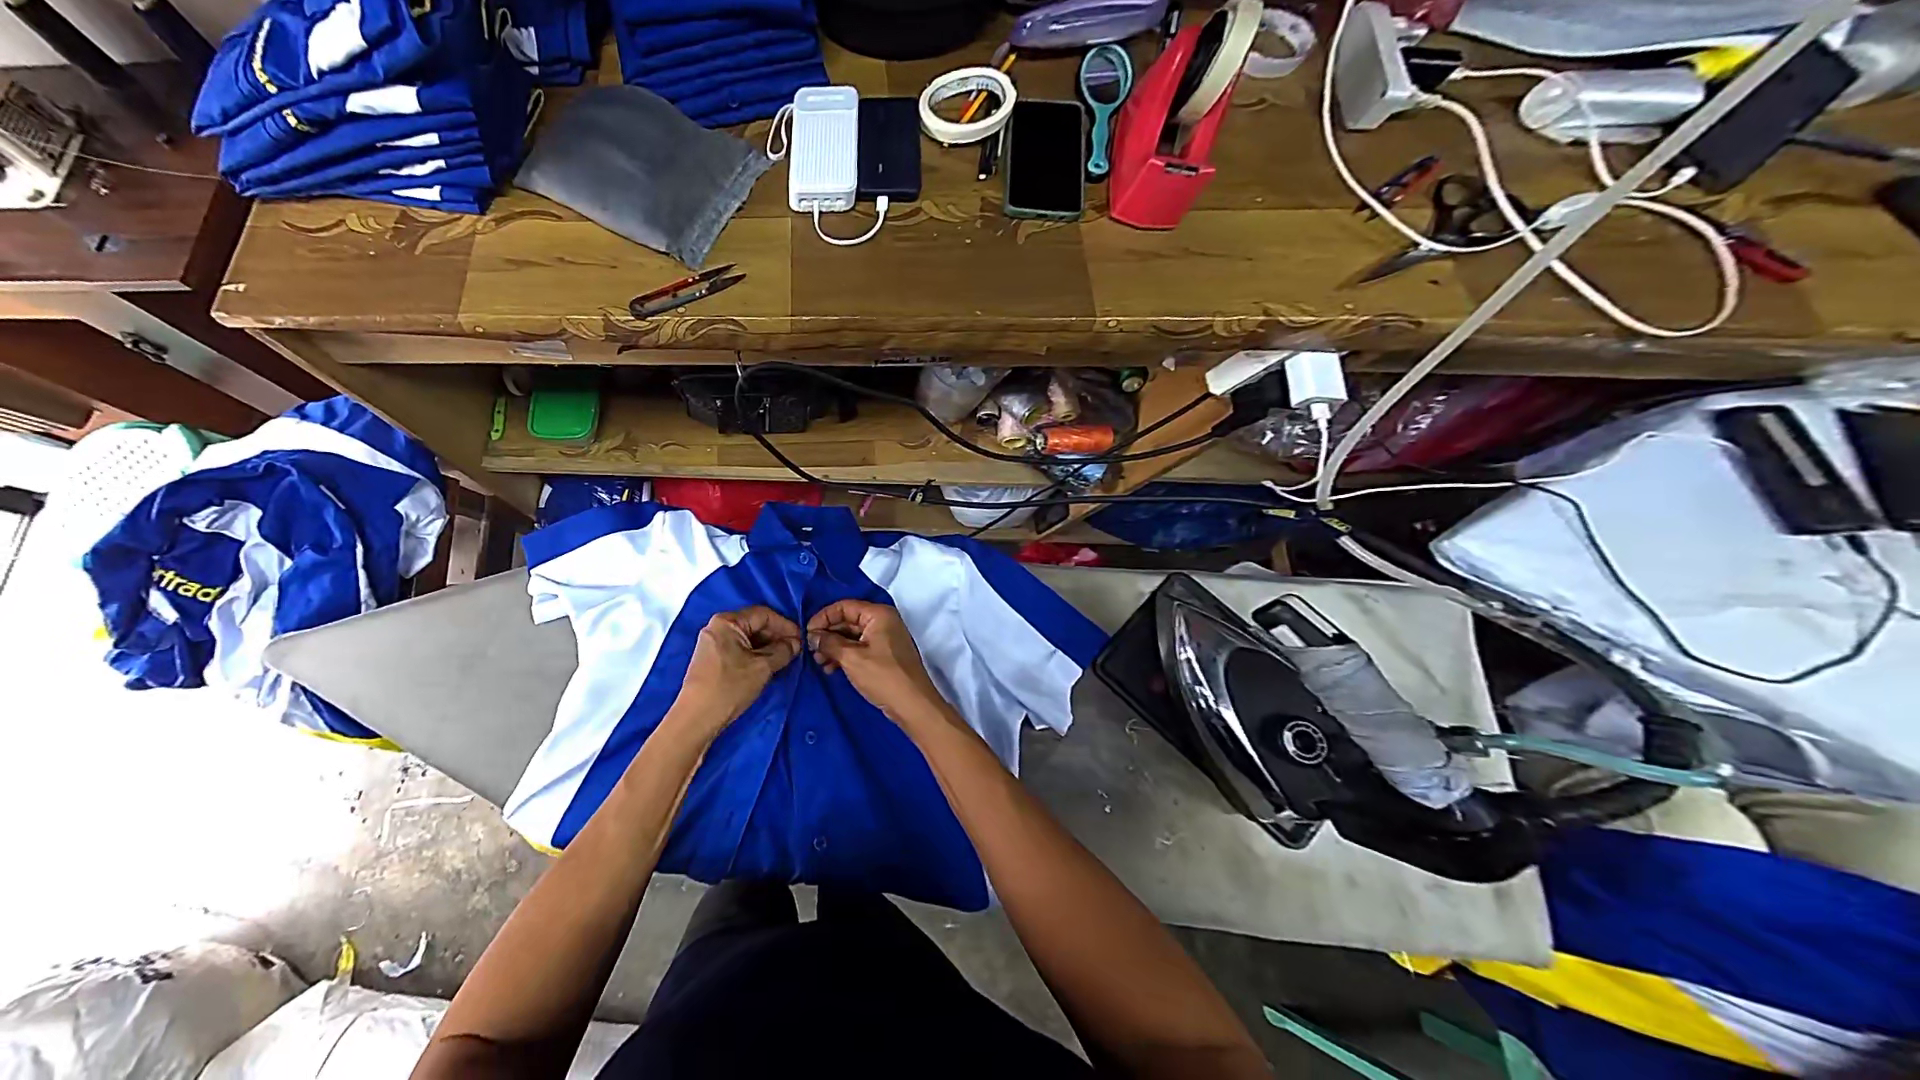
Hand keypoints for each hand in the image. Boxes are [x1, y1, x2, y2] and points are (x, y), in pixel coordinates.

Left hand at [674, 606, 801, 736]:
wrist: (697, 718)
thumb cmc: (730, 687)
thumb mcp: (763, 666)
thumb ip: (783, 650)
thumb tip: (795, 644)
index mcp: (726, 622)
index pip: (764, 614)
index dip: (786, 626)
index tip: (801, 640)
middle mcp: (716, 627)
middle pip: (755, 625)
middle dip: (777, 637)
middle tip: (795, 651)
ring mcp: (712, 643)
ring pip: (748, 638)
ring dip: (768, 647)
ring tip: (785, 660)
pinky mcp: (712, 659)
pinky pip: (740, 649)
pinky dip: (756, 655)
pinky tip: (769, 666)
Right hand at [807, 600, 944, 725]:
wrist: (912, 705)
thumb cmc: (883, 677)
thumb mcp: (852, 658)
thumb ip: (829, 643)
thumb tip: (812, 636)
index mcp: (879, 614)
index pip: (844, 606)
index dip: (823, 617)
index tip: (807, 634)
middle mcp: (883, 621)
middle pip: (848, 620)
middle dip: (828, 634)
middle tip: (811, 651)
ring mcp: (885, 638)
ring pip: (852, 635)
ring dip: (834, 647)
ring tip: (819, 662)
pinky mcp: (884, 654)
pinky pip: (859, 647)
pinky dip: (844, 655)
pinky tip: (831, 668)